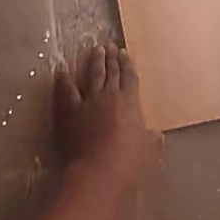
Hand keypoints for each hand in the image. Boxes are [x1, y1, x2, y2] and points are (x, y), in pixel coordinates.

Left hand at [55, 43, 157, 188]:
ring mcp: (89, 101)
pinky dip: (64, 81)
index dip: (127, 63)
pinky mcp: (70, 112)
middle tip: (110, 46)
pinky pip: (66, 92)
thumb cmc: (128, 162)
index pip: (130, 76)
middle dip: (111, 57)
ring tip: (95, 50)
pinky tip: (62, 72)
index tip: (125, 52)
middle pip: (111, 71)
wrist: (97, 173)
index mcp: (130, 101)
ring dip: (94, 62)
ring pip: (92, 75)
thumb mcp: (149, 151)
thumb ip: (152, 140)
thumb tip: (157, 135)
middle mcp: (110, 95)